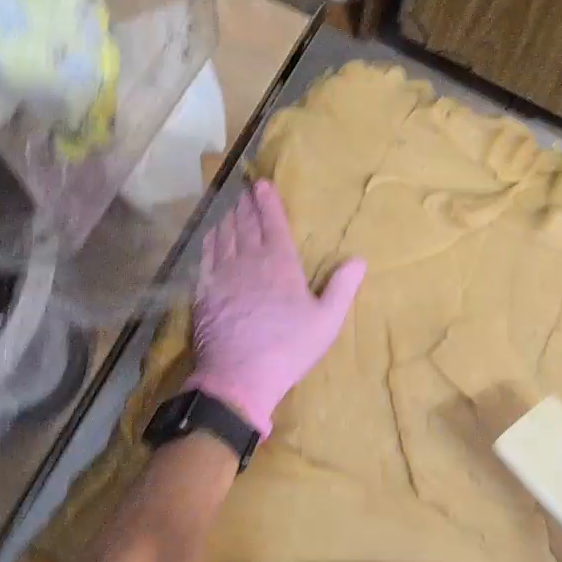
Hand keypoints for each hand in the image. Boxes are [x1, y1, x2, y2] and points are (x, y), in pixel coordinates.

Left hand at [185, 180, 366, 437]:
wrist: (238, 377)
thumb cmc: (289, 348)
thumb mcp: (327, 321)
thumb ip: (342, 287)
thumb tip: (359, 260)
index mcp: (280, 263)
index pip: (272, 223)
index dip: (267, 201)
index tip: (262, 184)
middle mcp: (248, 260)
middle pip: (245, 223)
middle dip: (246, 205)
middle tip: (245, 191)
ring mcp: (221, 274)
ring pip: (223, 235)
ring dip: (228, 218)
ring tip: (230, 208)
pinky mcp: (202, 291)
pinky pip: (205, 255)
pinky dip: (209, 240)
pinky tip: (211, 236)